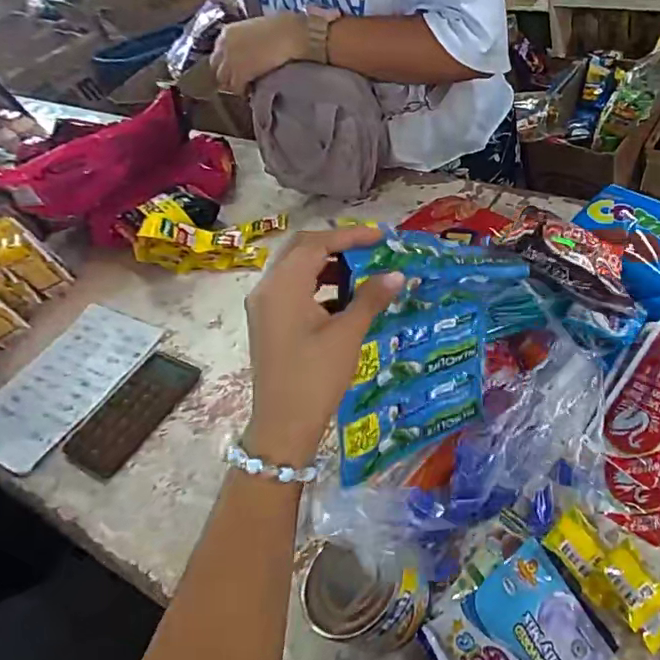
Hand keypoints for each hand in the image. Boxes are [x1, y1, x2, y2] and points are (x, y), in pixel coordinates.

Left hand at [211, 13, 306, 94]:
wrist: (287, 34)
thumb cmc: (278, 30)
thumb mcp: (254, 32)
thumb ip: (244, 42)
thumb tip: (246, 56)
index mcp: (226, 33)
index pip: (217, 54)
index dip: (226, 64)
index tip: (235, 70)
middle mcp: (224, 46)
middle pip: (217, 68)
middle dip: (226, 76)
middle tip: (239, 82)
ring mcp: (230, 60)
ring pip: (224, 80)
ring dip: (234, 85)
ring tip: (246, 88)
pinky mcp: (240, 73)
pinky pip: (237, 88)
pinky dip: (243, 91)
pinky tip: (251, 91)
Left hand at [241, 225, 402, 468]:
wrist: (283, 424)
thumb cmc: (315, 377)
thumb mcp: (347, 335)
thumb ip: (370, 299)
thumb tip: (395, 275)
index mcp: (283, 286)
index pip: (316, 243)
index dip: (350, 236)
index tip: (381, 237)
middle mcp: (267, 289)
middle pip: (300, 250)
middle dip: (336, 245)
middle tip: (370, 250)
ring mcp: (264, 306)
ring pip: (295, 269)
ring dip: (326, 265)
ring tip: (360, 273)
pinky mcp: (268, 322)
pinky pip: (292, 289)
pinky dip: (317, 285)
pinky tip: (342, 299)